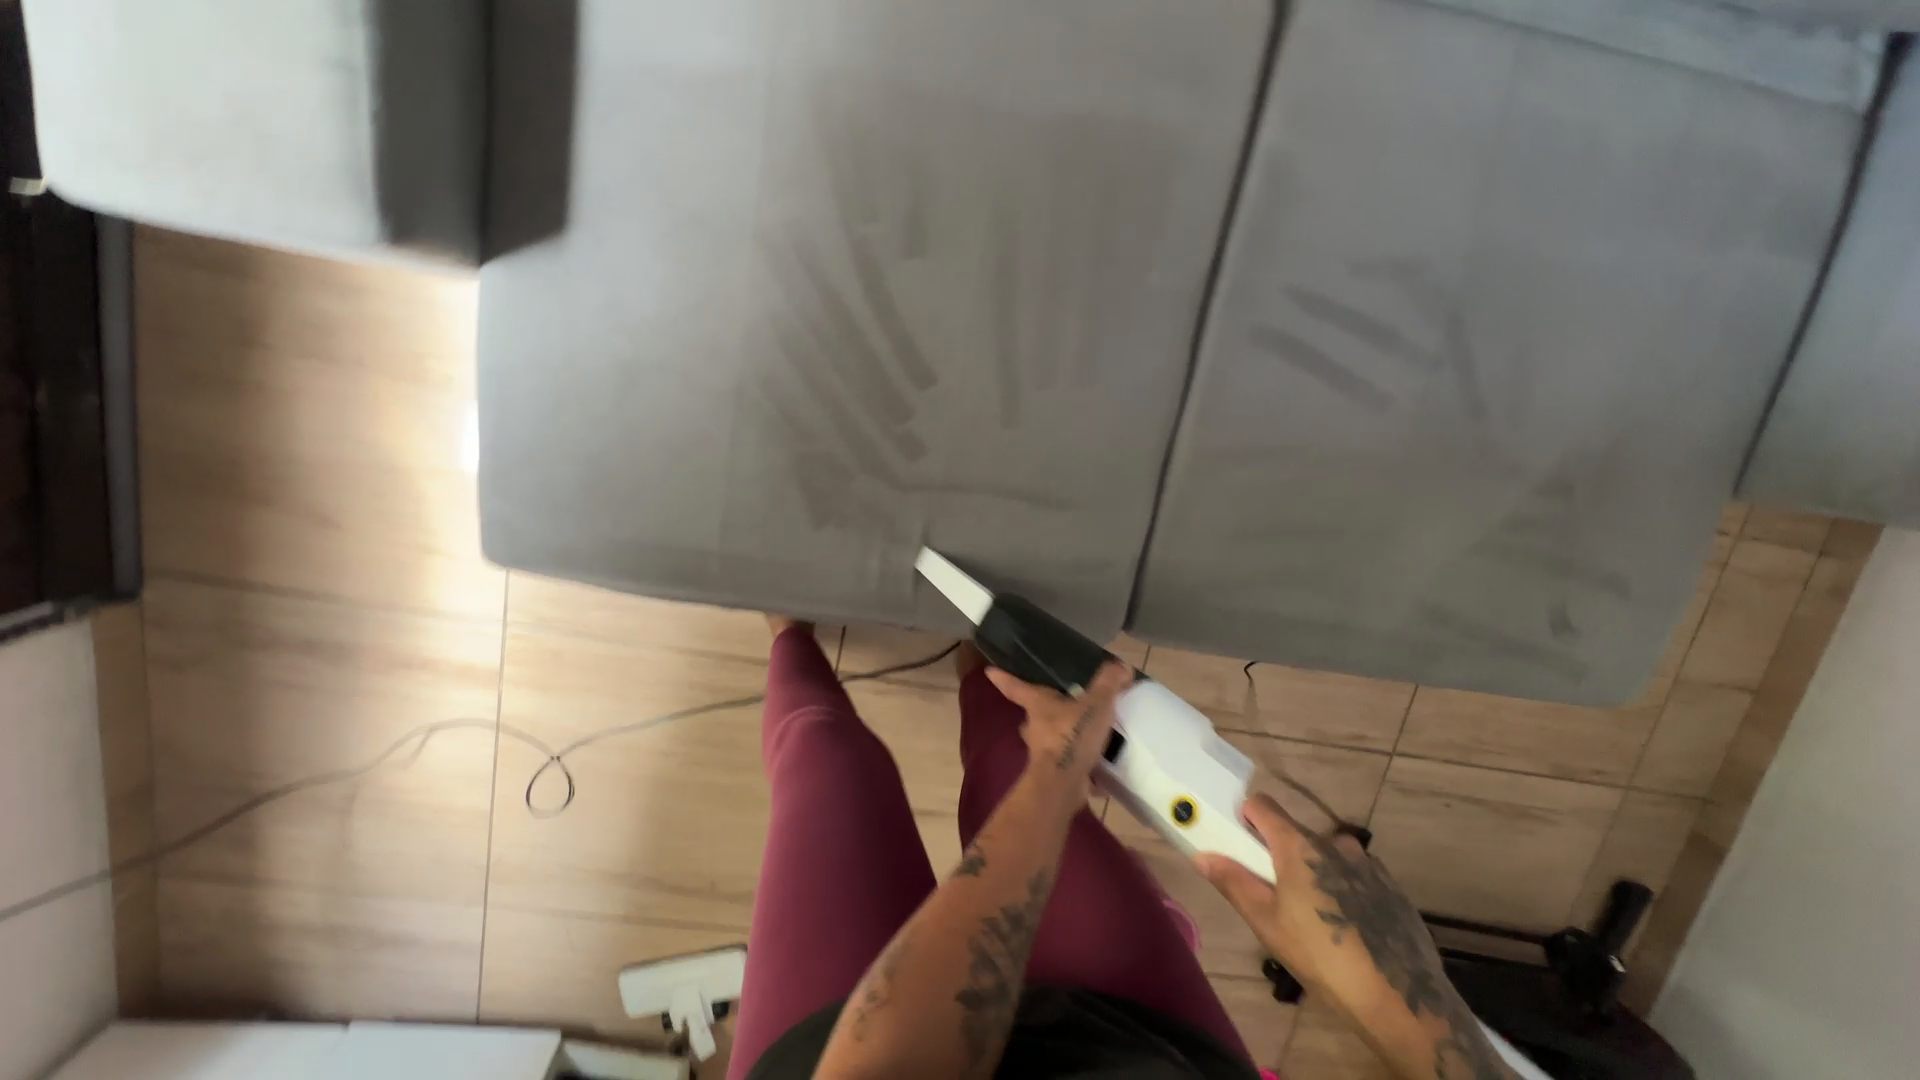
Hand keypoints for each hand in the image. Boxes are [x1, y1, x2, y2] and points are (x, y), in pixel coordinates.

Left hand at [986, 661, 1131, 785]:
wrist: (1063, 782)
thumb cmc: (1071, 736)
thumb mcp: (1095, 703)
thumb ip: (1108, 683)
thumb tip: (1122, 665)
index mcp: (1038, 705)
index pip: (1016, 687)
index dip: (1004, 677)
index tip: (989, 671)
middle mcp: (1035, 728)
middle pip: (1035, 715)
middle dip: (1046, 711)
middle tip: (1065, 706)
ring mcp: (1043, 752)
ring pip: (1051, 740)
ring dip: (1065, 738)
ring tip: (1089, 735)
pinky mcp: (1056, 773)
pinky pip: (1069, 763)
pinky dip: (1083, 764)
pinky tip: (1102, 765)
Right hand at [1195, 794, 1449, 1026]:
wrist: (1398, 997)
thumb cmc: (1320, 957)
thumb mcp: (1266, 923)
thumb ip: (1233, 882)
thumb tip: (1202, 855)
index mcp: (1299, 846)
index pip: (1262, 805)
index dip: (1246, 818)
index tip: (1241, 845)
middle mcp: (1333, 842)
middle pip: (1295, 834)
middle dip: (1281, 856)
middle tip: (1276, 897)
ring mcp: (1366, 862)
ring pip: (1326, 855)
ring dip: (1314, 873)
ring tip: (1315, 918)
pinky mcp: (1390, 885)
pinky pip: (1354, 875)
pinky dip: (1343, 889)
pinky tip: (1346, 927)